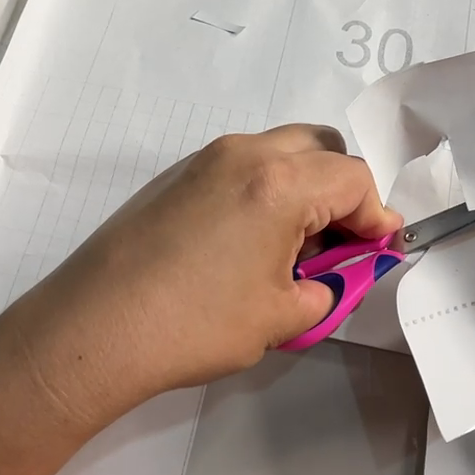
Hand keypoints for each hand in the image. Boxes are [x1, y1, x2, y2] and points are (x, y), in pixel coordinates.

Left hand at [0, 124, 399, 431]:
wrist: (95, 327)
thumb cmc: (197, 324)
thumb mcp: (282, 316)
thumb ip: (328, 286)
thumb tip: (338, 271)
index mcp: (281, 182)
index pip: (354, 178)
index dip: (376, 215)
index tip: (379, 250)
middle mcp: (248, 152)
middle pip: (322, 146)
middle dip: (342, 189)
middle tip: (337, 241)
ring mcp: (209, 156)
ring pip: (282, 148)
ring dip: (304, 183)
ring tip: (290, 243)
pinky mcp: (179, 171)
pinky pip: (244, 162)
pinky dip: (266, 185)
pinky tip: (246, 239)